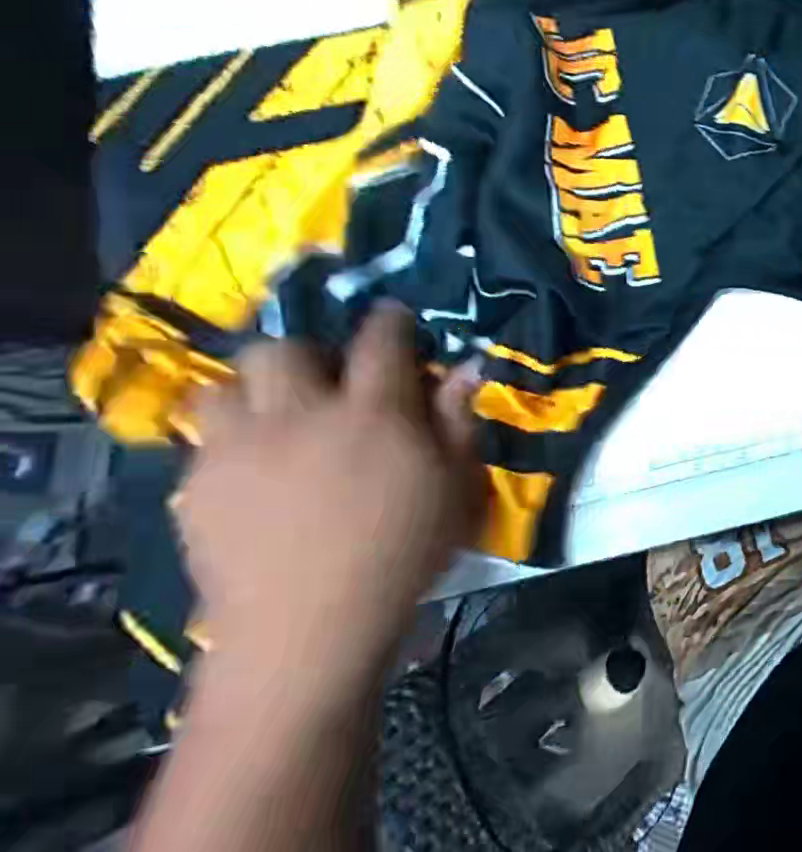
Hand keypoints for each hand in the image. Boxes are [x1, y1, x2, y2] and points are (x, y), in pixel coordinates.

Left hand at [181, 304, 480, 685]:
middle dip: (307, 351)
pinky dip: (232, 432)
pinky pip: (204, 433)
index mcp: (375, 413)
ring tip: (281, 412)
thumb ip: (458, 419)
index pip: (379, 343)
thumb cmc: (407, 548)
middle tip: (330, 377)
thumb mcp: (458, 483)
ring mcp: (241, 447)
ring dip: (255, 388)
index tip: (394, 316)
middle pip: (282, 350)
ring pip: (226, 383)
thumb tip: (467, 365)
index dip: (388, 322)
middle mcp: (302, 415)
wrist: (313, 621)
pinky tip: (260, 461)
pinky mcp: (198, 483)